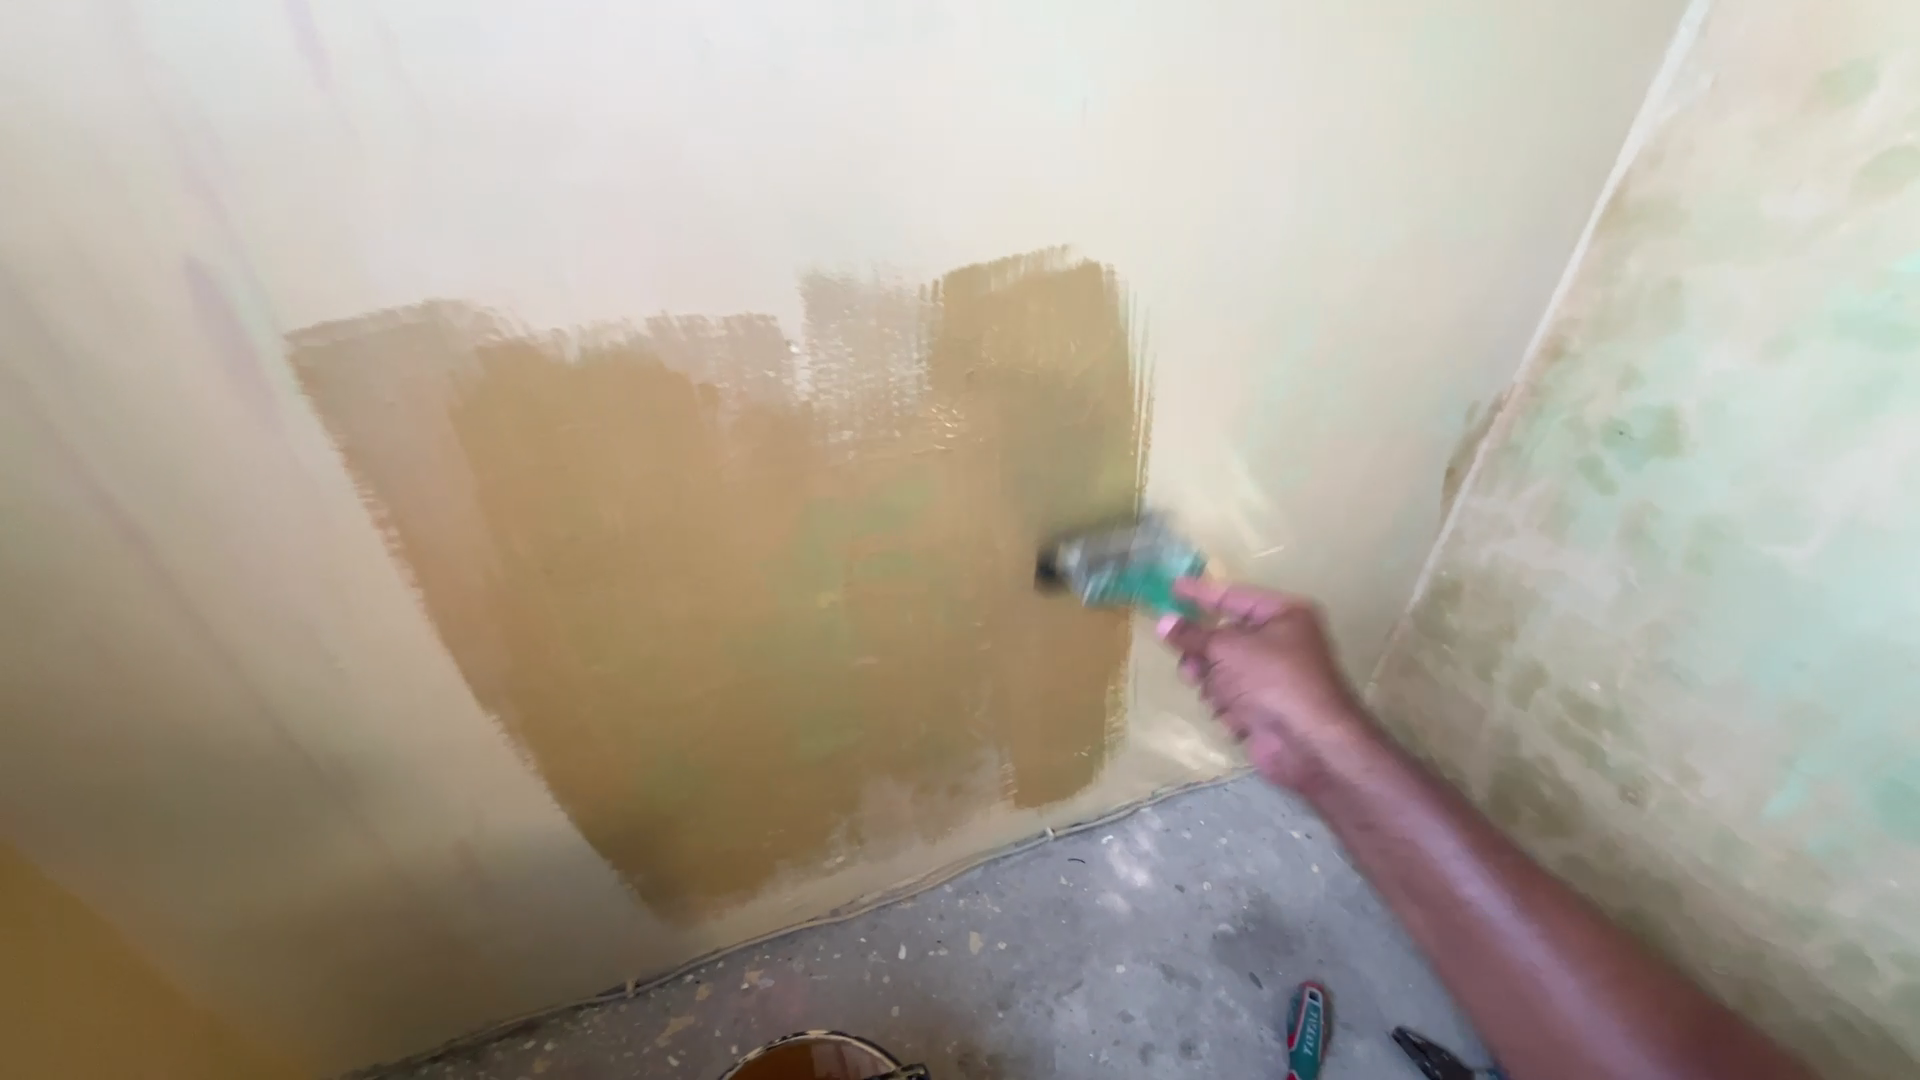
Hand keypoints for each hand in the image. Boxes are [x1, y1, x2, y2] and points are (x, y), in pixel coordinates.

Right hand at [1156, 578, 1369, 791]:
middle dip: (1203, 654)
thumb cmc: (1273, 680)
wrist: (1308, 744)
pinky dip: (1227, 706)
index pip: (1233, 596)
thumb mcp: (1227, 649)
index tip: (1171, 588)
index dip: (1200, 593)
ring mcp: (1273, 678)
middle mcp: (1282, 642)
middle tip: (1186, 661)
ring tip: (1221, 696)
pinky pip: (1230, 697)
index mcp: (1284, 615)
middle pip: (1224, 638)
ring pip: (1221, 670)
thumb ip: (1192, 634)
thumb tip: (1163, 622)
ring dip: (1214, 684)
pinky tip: (1237, 717)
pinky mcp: (1264, 707)